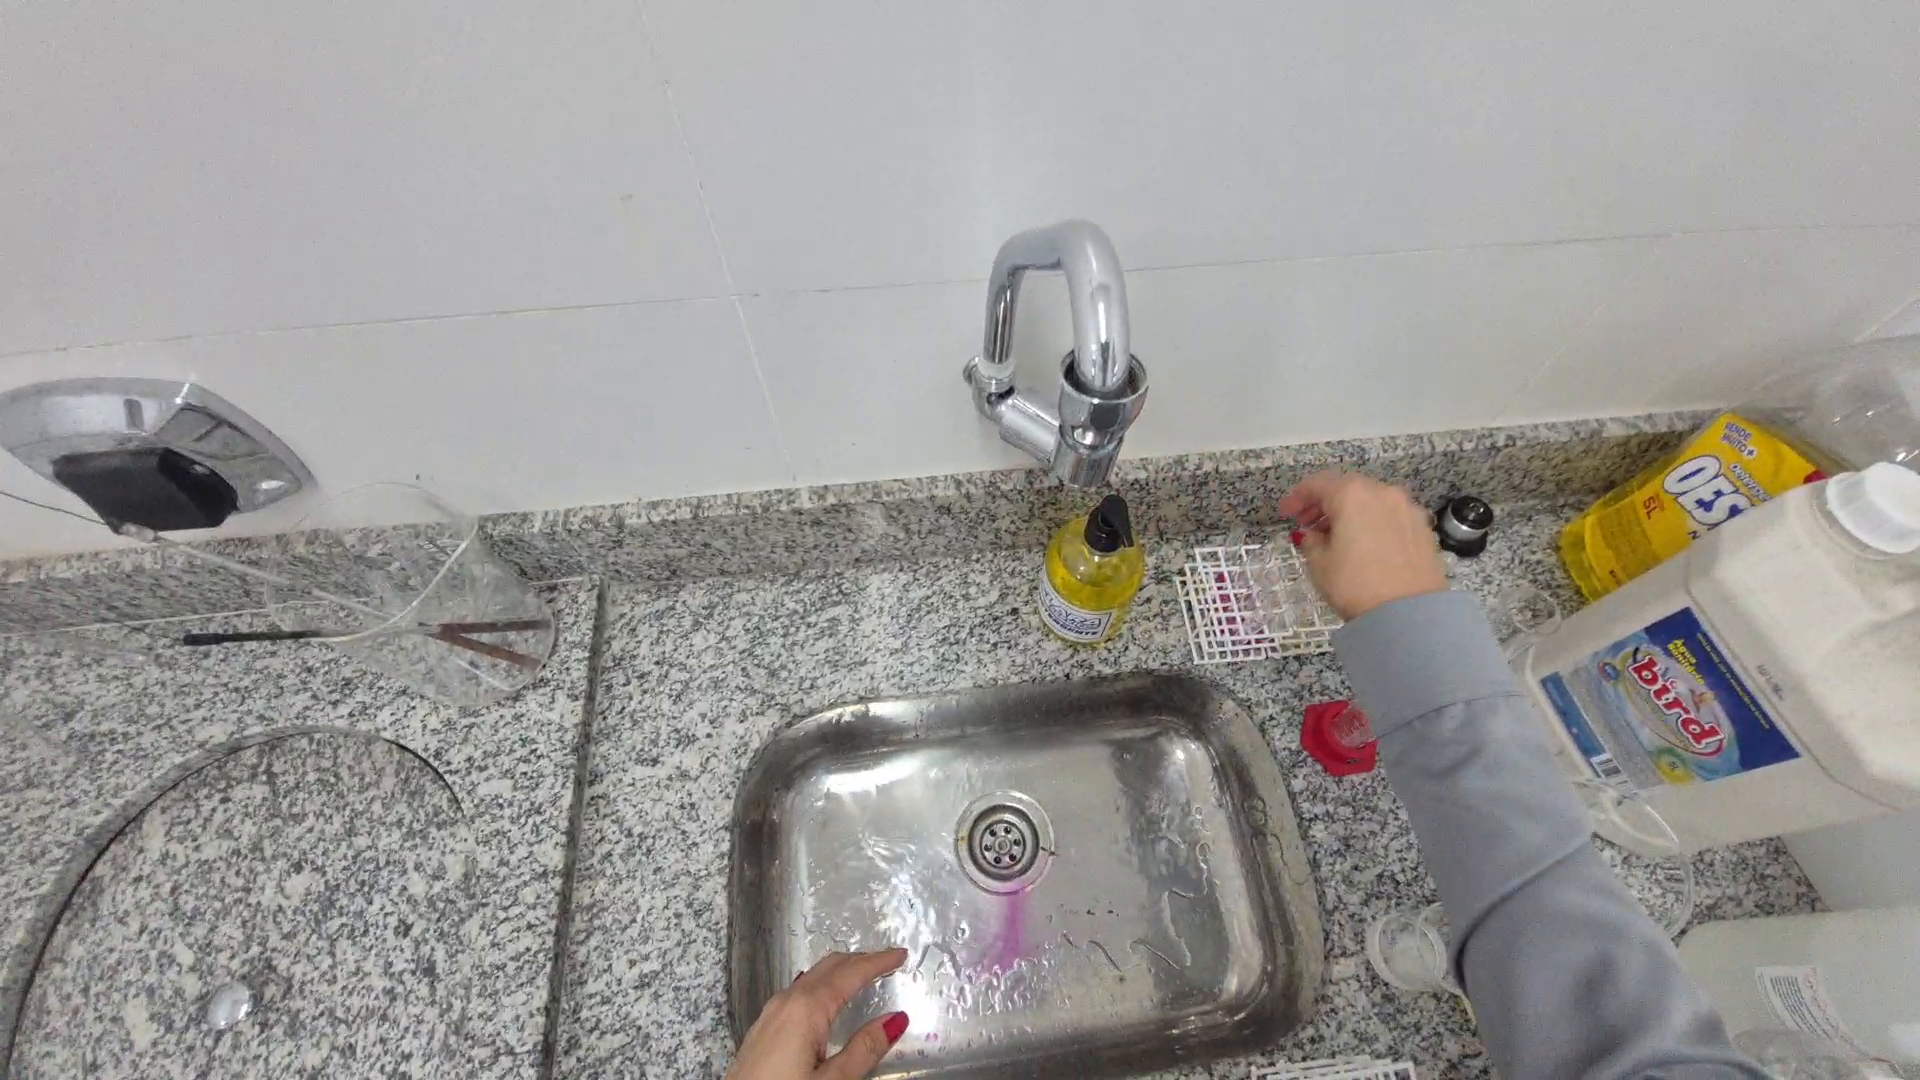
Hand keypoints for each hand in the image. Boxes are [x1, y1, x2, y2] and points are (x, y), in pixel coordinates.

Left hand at [725, 948, 910, 1079]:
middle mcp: (788, 1000)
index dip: (878, 961)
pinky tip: (828, 1001)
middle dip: (861, 960)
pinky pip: (800, 991)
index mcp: (808, 1007)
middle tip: (888, 962)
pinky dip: (823, 985)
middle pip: (830, 966)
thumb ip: (864, 1049)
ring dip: (841, 971)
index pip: (851, 973)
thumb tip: (896, 1019)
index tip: (901, 954)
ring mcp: (771, 1012)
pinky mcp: (763, 1028)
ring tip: (864, 977)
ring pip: (813, 976)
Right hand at [1278, 470, 1447, 619]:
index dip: (1297, 497)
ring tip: (1335, 536)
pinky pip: (1389, 516)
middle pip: (1347, 488)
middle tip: (1307, 523)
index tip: (1285, 513)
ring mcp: (1407, 510)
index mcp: (1352, 495)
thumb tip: (1314, 535)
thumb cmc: (1355, 584)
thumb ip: (1311, 541)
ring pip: (1370, 501)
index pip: (1317, 484)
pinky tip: (1363, 544)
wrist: (1409, 614)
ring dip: (1349, 512)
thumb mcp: (1318, 563)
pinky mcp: (1422, 529)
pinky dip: (1371, 522)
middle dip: (1324, 503)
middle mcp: (1383, 493)